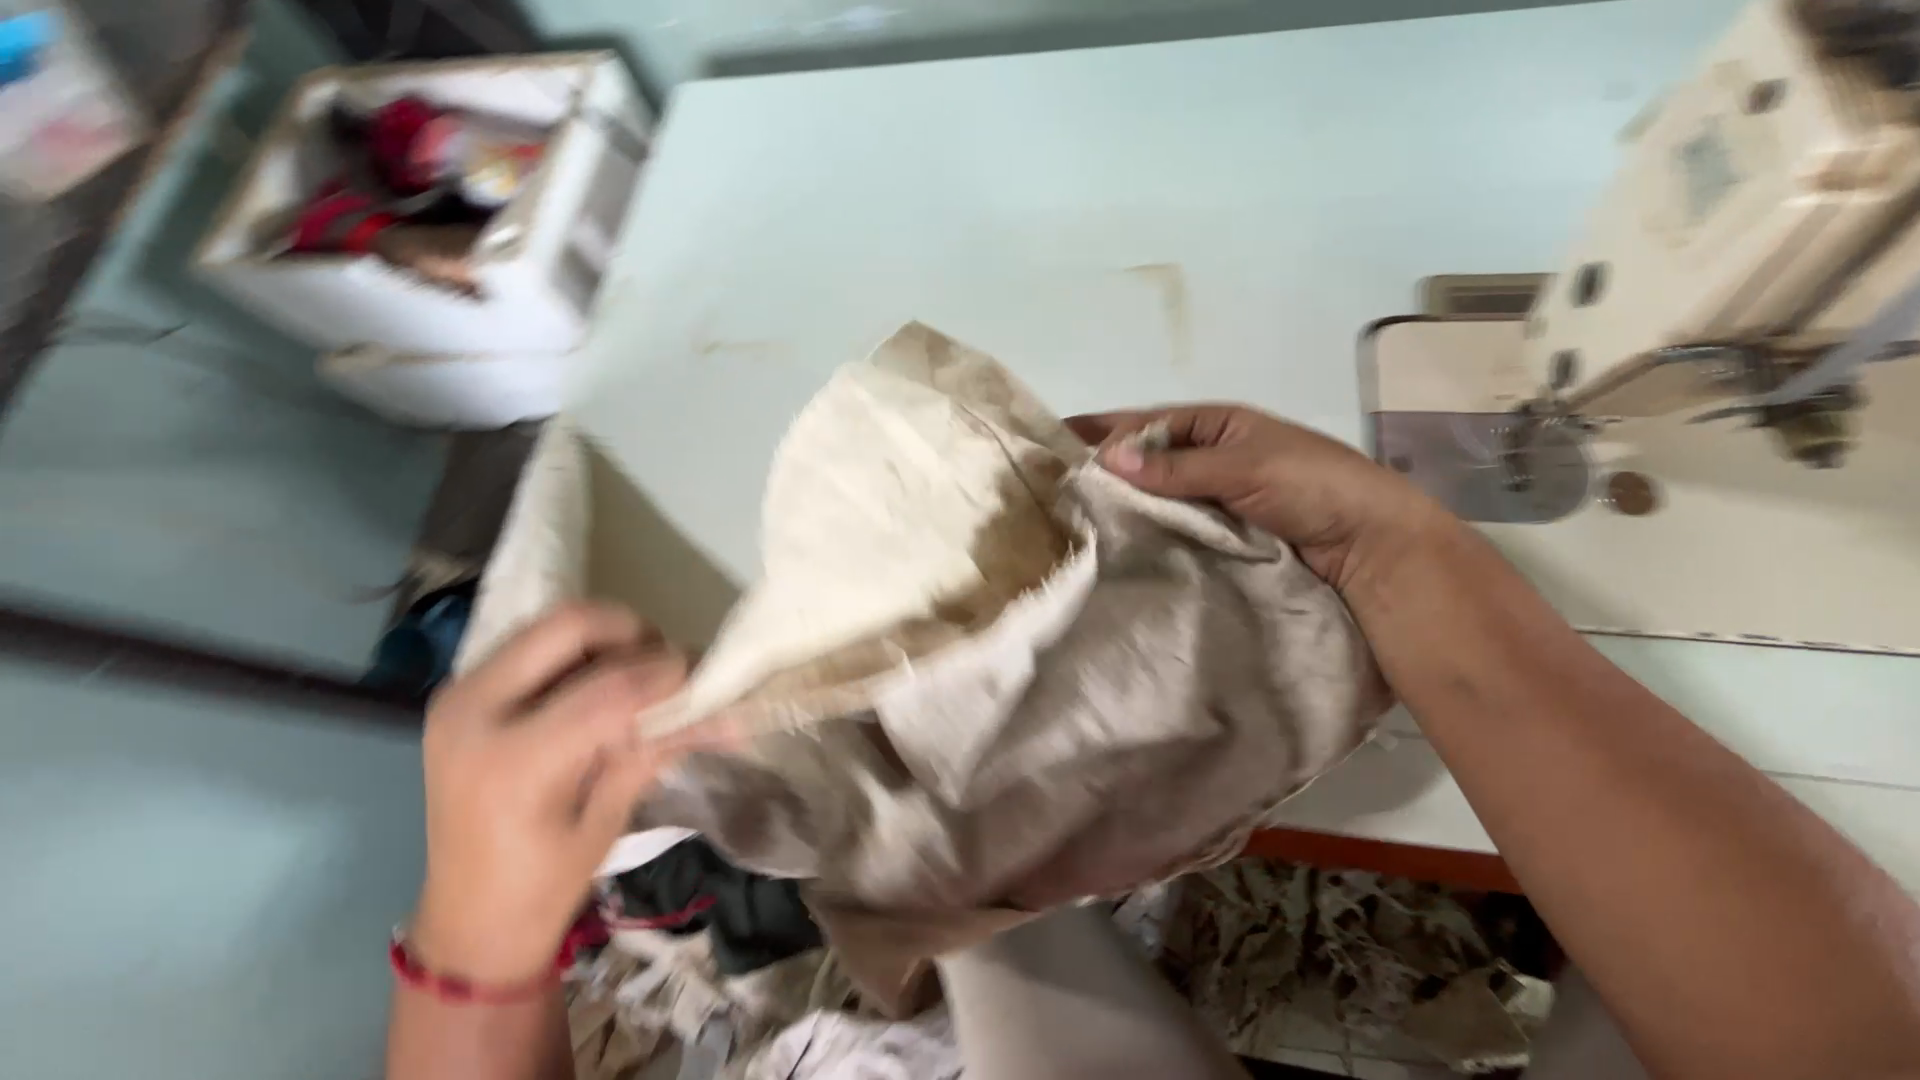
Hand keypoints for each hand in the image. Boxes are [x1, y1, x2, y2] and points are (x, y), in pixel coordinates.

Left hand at [408, 602, 728, 982]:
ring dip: (607, 638)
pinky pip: (532, 643)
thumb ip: (659, 748)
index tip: (708, 676)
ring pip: (550, 623)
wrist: (467, 918)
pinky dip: (580, 651)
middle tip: (668, 665)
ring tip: (639, 675)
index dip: (667, 675)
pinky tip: (602, 685)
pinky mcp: (461, 690)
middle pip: (570, 626)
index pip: (608, 690)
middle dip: (634, 633)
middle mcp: (473, 712)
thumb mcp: (609, 817)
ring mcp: (459, 694)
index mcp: (511, 763)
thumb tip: (729, 711)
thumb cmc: (544, 885)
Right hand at [1066, 404, 1455, 592]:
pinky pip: (1175, 527)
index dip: (1105, 429)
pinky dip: (1147, 531)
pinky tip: (1117, 542)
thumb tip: (1109, 459)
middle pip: (1148, 458)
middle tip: (1053, 484)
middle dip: (1106, 466)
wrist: (1369, 544)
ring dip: (1123, 502)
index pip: (1150, 422)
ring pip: (1158, 495)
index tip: (1055, 438)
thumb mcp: (1244, 464)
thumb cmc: (1312, 485)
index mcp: (1220, 425)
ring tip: (1073, 516)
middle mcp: (1214, 457)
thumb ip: (1177, 467)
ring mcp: (1217, 498)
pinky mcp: (1223, 535)